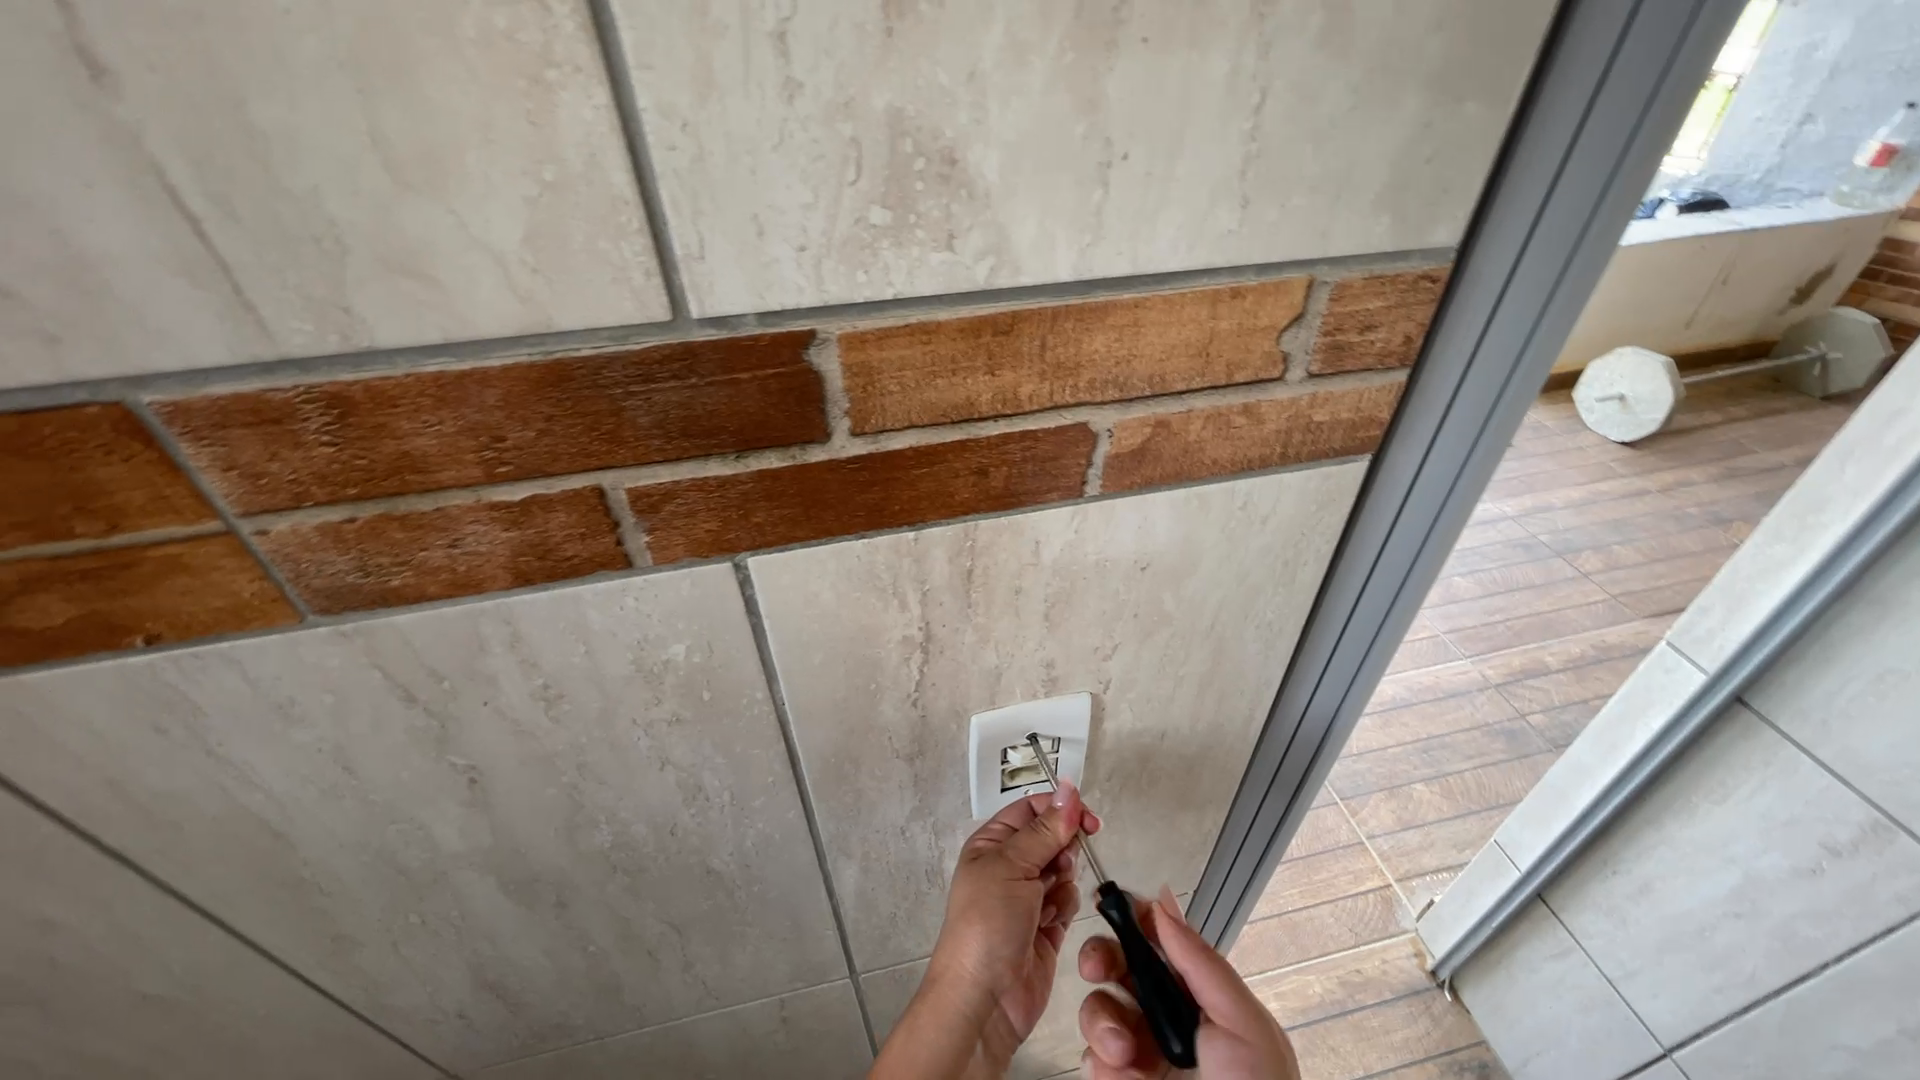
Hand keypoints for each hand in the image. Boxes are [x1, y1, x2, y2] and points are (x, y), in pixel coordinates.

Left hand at [929, 780, 1100, 1065]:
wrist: (986, 997)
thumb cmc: (986, 923)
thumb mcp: (1011, 866)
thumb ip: (1045, 830)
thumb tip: (1069, 790)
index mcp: (992, 843)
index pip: (1032, 809)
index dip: (1061, 809)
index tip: (1088, 819)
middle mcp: (1010, 865)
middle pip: (1053, 838)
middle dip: (1062, 850)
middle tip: (1054, 869)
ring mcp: (1029, 897)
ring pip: (1065, 869)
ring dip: (1062, 883)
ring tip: (1044, 904)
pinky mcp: (1048, 925)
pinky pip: (1069, 900)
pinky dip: (1065, 908)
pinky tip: (1050, 924)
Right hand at [1078, 886, 1299, 1078]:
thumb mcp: (1244, 1026)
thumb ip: (1200, 963)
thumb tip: (1161, 900)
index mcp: (1201, 996)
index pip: (1158, 942)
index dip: (1132, 919)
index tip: (1110, 907)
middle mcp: (1167, 1018)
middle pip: (1118, 967)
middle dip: (1101, 959)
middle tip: (1095, 969)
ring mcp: (1142, 1055)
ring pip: (1099, 1011)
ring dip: (1102, 1023)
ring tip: (1124, 1056)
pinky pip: (1092, 1060)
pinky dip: (1099, 1065)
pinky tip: (1120, 1077)